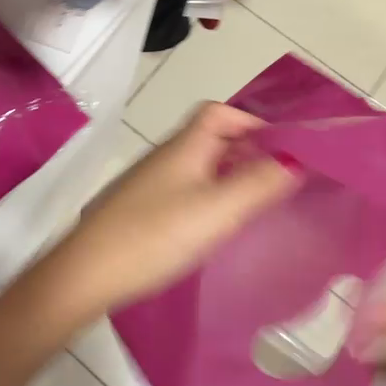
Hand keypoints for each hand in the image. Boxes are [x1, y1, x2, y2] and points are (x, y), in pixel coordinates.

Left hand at [39, 102, 302, 315]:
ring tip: (261, 204)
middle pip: (213, 138)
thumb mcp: (217, 210)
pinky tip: (222, 227)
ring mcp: (152, 184)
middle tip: (283, 179)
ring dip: (233, 176)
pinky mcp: (144, 211)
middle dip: (249, 150)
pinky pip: (189, 191)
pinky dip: (213, 198)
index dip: (252, 121)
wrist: (88, 274)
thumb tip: (297, 158)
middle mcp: (167, 157)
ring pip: (202, 166)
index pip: (219, 112)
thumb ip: (259, 183)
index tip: (286, 150)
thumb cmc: (155, 236)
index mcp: (185, 147)